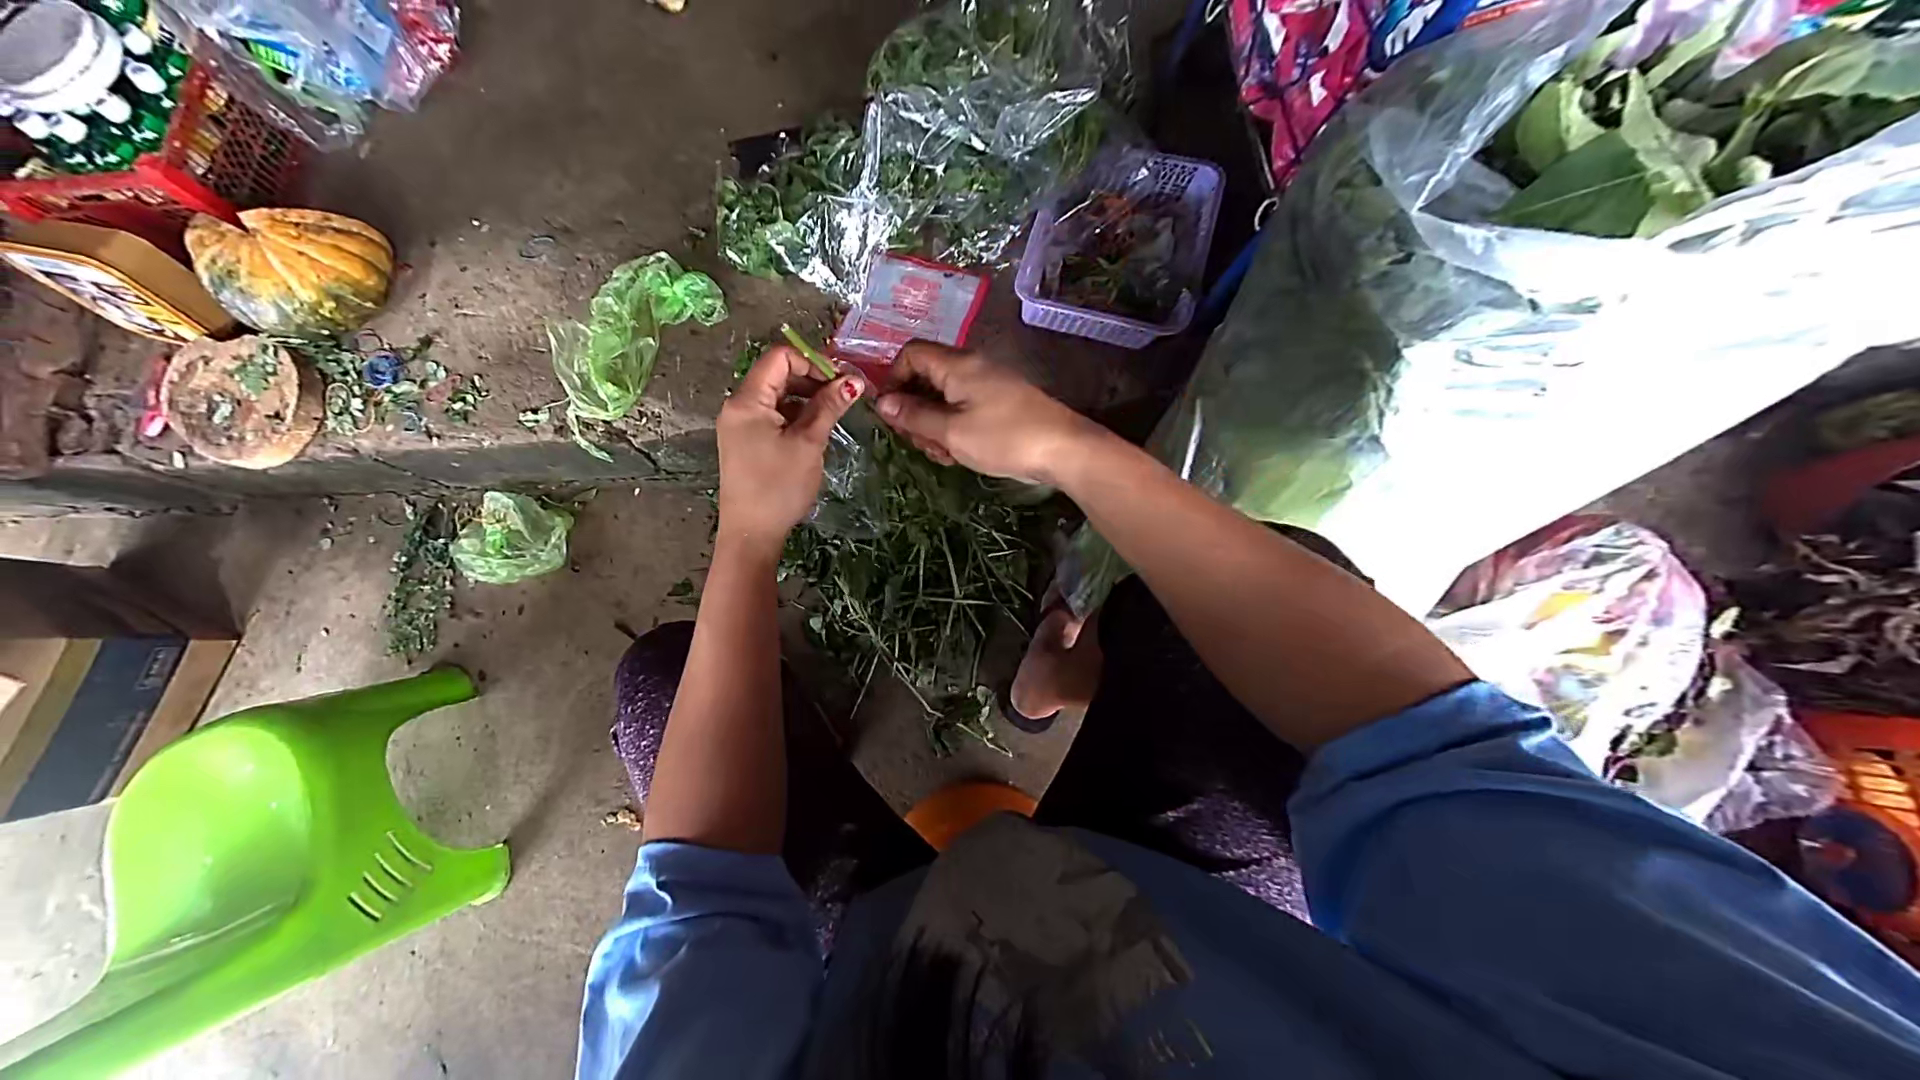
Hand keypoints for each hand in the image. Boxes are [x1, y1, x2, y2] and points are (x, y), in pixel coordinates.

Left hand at [716, 345, 863, 553]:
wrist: (752, 533)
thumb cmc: (779, 486)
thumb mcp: (808, 443)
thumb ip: (829, 407)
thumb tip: (853, 381)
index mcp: (747, 400)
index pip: (780, 358)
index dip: (813, 362)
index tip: (841, 380)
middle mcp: (738, 406)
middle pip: (778, 374)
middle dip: (812, 379)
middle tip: (845, 395)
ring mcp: (740, 425)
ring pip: (777, 396)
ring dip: (806, 398)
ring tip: (834, 413)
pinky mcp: (746, 441)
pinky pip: (773, 415)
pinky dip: (796, 415)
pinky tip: (816, 430)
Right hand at [873, 342, 1104, 485]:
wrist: (1064, 449)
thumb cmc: (1004, 438)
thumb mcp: (951, 432)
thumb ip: (914, 416)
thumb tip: (882, 403)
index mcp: (957, 365)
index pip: (912, 354)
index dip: (894, 379)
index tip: (891, 413)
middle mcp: (973, 366)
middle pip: (927, 377)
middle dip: (915, 410)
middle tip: (919, 443)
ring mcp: (990, 384)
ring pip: (945, 397)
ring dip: (934, 425)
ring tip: (943, 454)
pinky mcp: (1002, 402)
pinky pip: (966, 407)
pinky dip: (955, 428)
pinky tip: (959, 454)